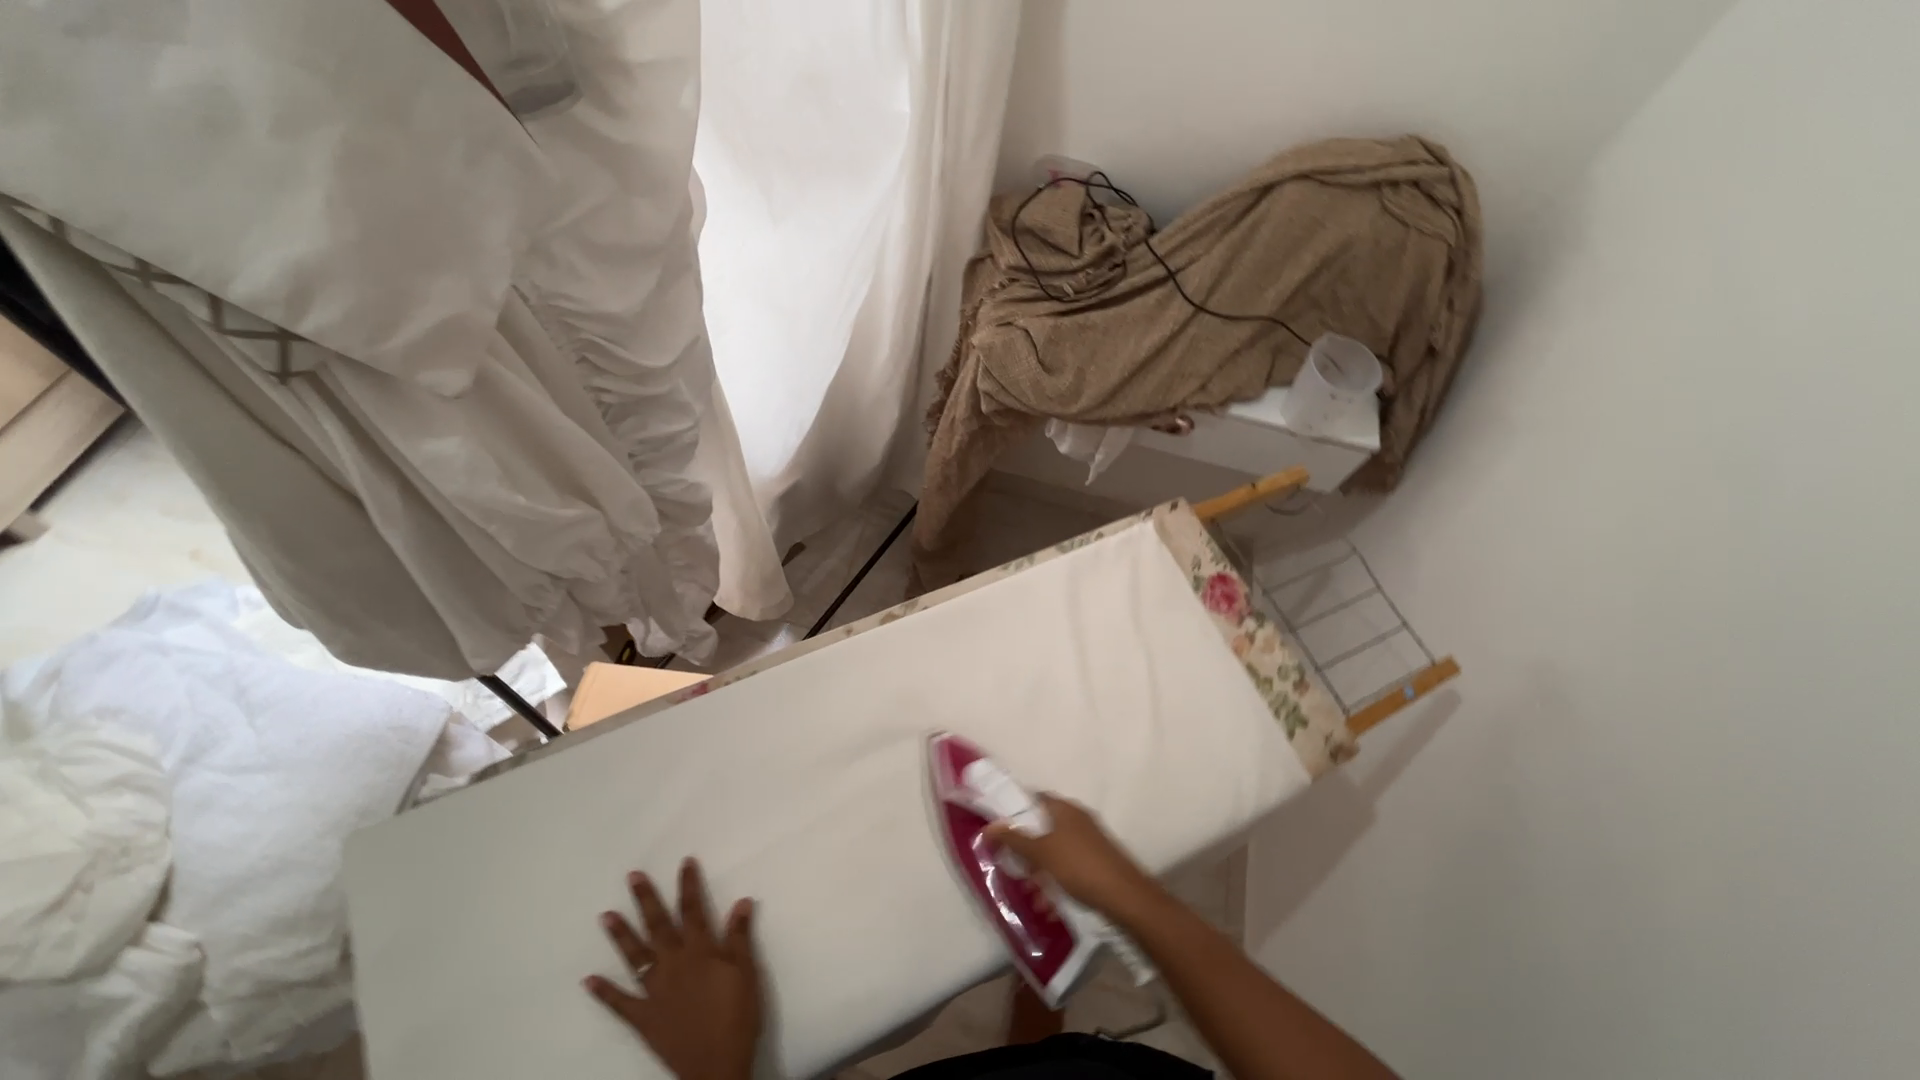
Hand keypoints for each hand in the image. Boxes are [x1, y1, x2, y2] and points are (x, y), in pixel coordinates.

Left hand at [585, 859, 762, 1079]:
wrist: (717, 1067)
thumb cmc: (738, 1017)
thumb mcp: (748, 974)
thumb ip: (740, 938)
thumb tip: (741, 901)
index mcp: (700, 952)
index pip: (693, 911)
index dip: (688, 886)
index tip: (684, 863)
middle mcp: (673, 965)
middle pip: (658, 926)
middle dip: (647, 900)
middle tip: (632, 877)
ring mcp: (655, 991)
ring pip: (635, 956)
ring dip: (621, 935)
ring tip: (606, 915)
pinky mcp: (644, 1018)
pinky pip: (620, 1003)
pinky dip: (604, 992)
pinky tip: (588, 980)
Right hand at [986, 793, 1160, 921]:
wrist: (1126, 897)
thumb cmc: (1079, 867)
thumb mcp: (1042, 853)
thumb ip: (1014, 838)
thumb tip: (989, 825)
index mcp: (1065, 810)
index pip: (1034, 798)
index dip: (1015, 809)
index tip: (998, 827)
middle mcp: (1078, 821)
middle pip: (1042, 829)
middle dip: (1026, 851)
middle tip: (1013, 868)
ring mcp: (1089, 843)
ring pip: (1055, 853)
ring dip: (1040, 874)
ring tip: (1032, 896)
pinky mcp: (1096, 864)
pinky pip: (1068, 870)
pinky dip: (1056, 884)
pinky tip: (1050, 907)